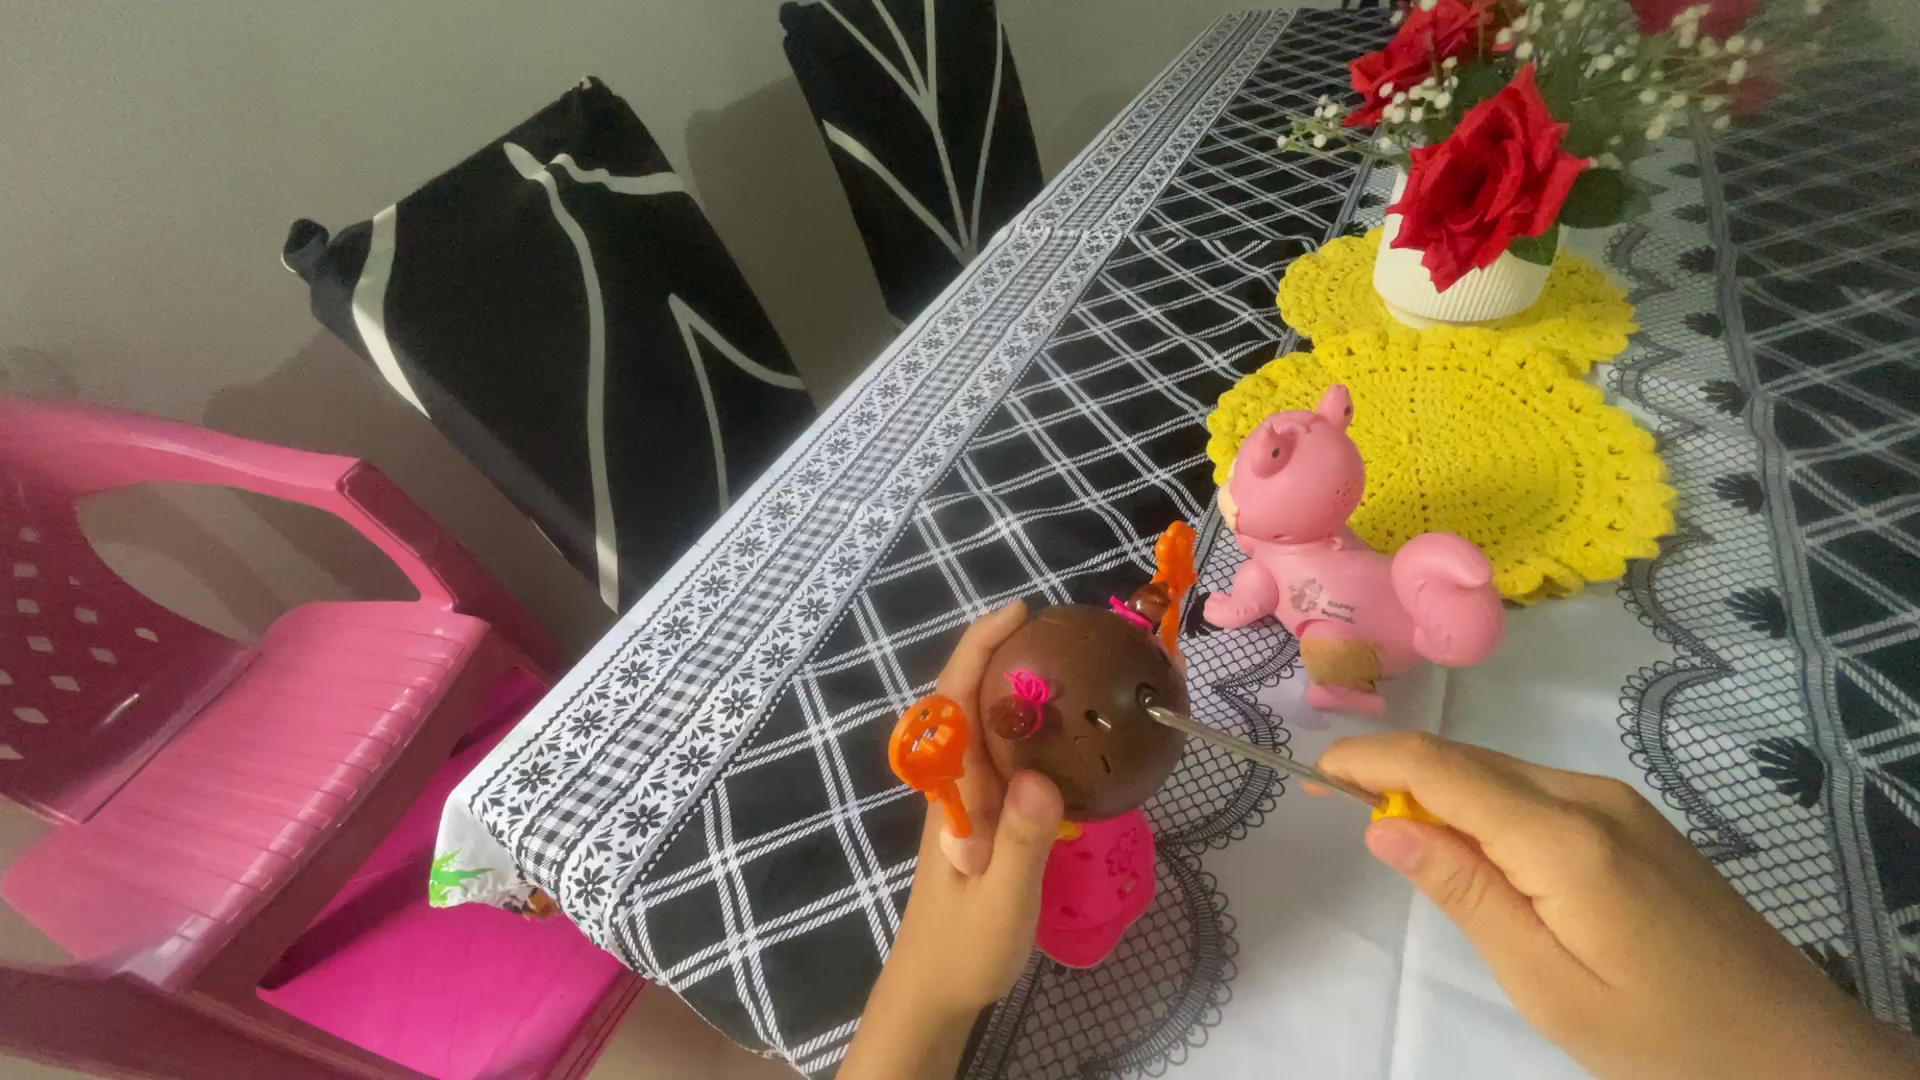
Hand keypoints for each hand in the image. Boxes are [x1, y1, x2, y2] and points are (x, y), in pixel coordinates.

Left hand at [841, 600, 1064, 1079]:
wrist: (939, 984)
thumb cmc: (964, 946)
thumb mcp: (1001, 902)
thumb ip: (1020, 845)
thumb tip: (1041, 779)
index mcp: (954, 788)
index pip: (956, 699)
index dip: (980, 648)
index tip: (1019, 612)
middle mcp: (960, 778)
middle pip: (972, 696)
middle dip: (1004, 650)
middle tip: (1063, 628)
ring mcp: (973, 792)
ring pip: (991, 719)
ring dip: (1020, 680)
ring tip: (1073, 660)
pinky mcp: (990, 809)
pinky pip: (1010, 749)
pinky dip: (1035, 721)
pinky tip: (1069, 724)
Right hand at [1316, 732, 1919, 1079]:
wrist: (1813, 1068)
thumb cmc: (1667, 1043)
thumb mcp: (1547, 984)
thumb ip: (1462, 892)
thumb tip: (1382, 824)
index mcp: (1563, 838)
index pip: (1437, 766)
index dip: (1365, 759)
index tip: (1313, 775)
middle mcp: (1586, 796)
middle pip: (1459, 757)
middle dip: (1388, 769)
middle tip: (1337, 805)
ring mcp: (1613, 800)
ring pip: (1489, 767)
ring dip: (1429, 784)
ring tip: (1394, 827)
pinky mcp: (1627, 815)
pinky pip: (1524, 785)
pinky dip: (1472, 798)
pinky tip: (1468, 840)